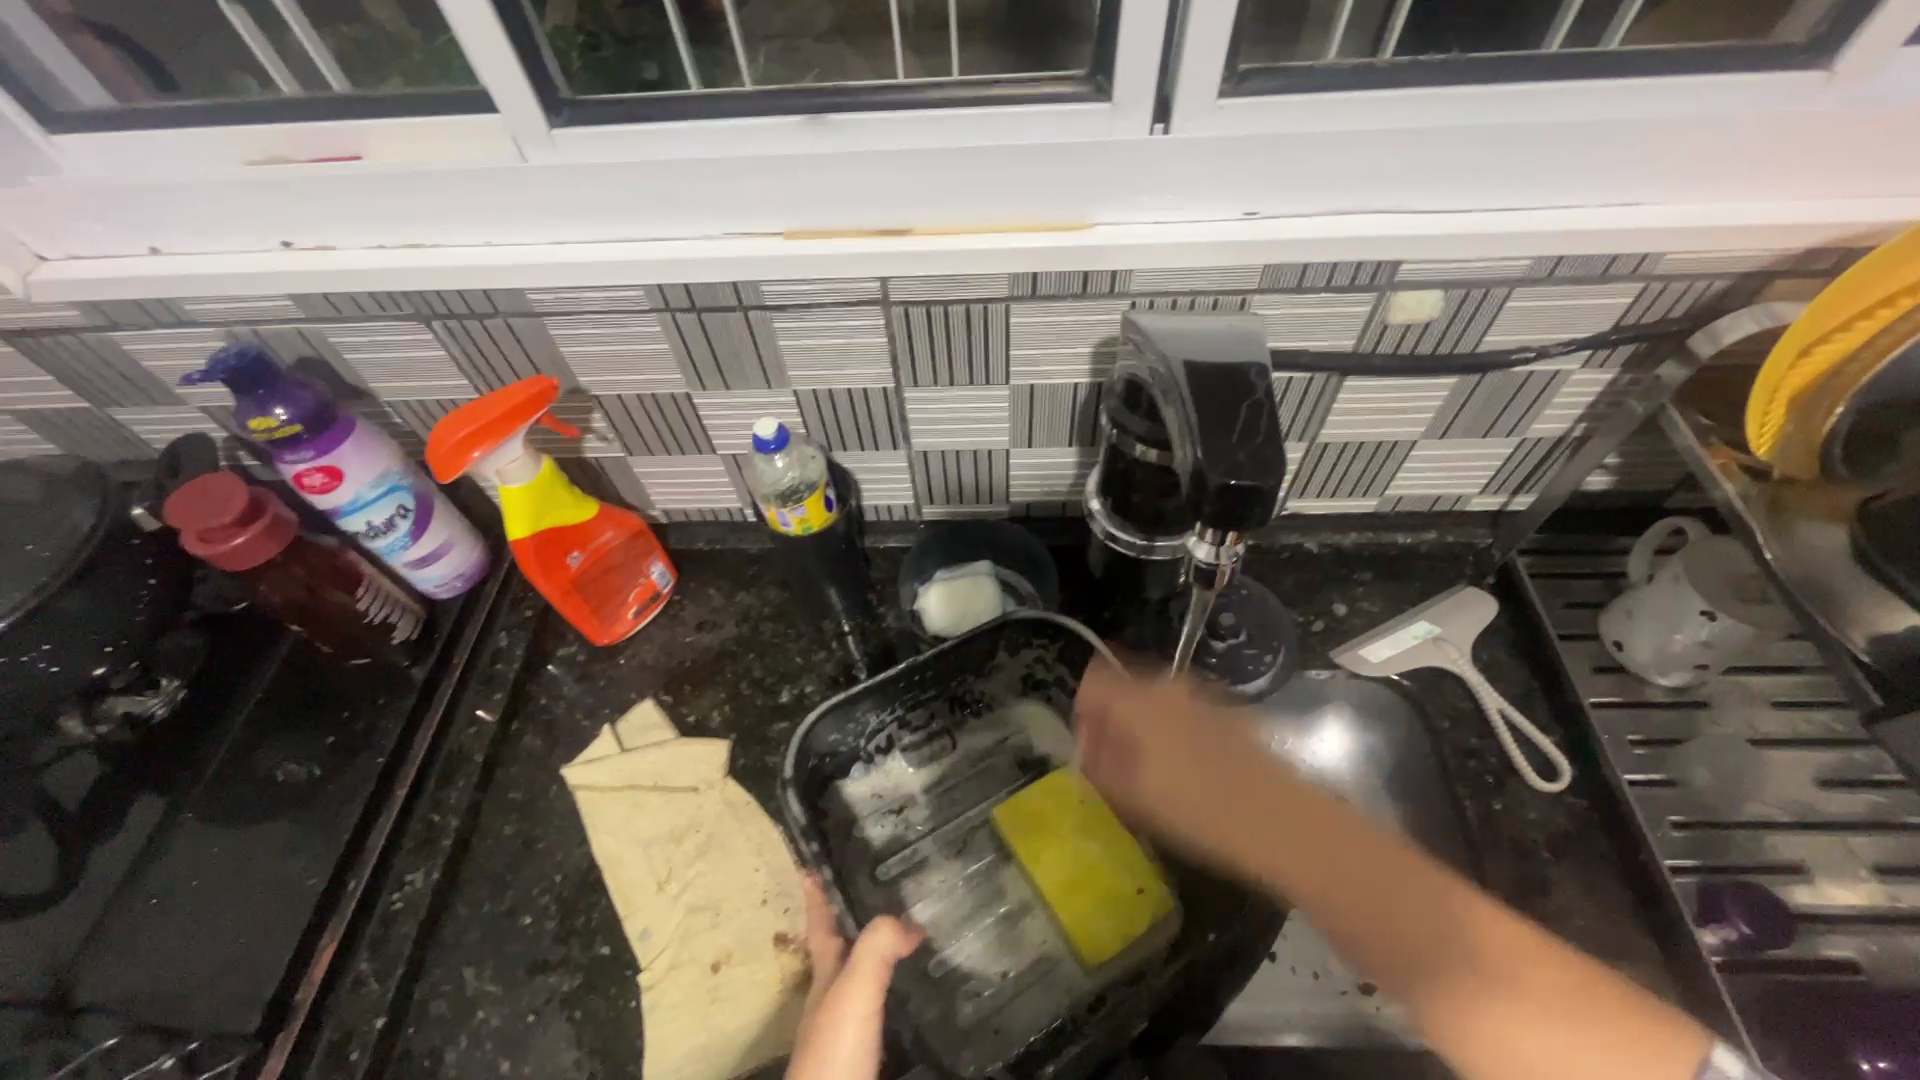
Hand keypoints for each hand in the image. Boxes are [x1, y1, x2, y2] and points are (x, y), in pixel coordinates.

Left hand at [786, 875, 924, 1079]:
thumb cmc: (835, 1054)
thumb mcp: (854, 990)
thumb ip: (876, 948)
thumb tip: (907, 920)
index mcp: (827, 978)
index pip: (821, 927)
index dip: (817, 896)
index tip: (812, 865)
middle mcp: (835, 1001)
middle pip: (845, 951)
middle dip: (860, 922)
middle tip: (888, 892)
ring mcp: (851, 1032)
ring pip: (867, 981)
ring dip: (885, 958)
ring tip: (917, 936)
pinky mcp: (871, 1058)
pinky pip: (888, 1013)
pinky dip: (903, 998)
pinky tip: (923, 999)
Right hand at [1073, 661, 1289, 879]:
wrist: (1279, 821)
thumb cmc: (1194, 809)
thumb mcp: (1127, 795)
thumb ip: (1096, 764)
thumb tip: (1087, 749)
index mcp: (1138, 697)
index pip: (1092, 681)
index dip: (1084, 714)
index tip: (1091, 751)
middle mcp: (1169, 685)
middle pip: (1125, 689)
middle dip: (1115, 723)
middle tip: (1117, 769)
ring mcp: (1204, 697)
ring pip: (1157, 703)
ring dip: (1145, 730)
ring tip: (1153, 777)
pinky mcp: (1230, 714)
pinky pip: (1186, 715)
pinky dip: (1176, 736)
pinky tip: (1189, 777)